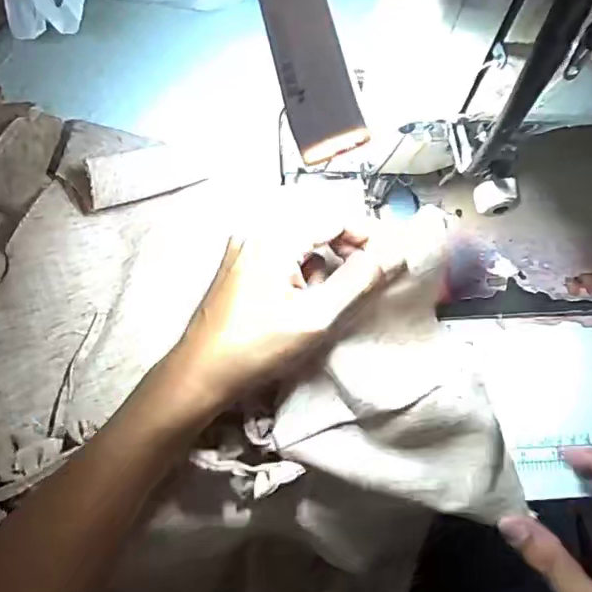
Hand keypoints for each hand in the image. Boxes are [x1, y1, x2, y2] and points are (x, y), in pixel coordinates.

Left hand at [166, 201, 404, 417]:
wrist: (200, 375)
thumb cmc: (256, 348)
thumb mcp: (317, 317)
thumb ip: (358, 282)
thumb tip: (391, 257)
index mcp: (274, 236)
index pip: (335, 216)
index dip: (366, 237)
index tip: (385, 264)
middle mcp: (255, 233)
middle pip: (318, 226)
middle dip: (344, 253)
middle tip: (359, 284)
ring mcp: (243, 249)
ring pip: (301, 244)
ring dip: (321, 267)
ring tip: (321, 303)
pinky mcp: (239, 267)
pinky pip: (282, 257)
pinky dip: (300, 274)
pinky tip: (298, 305)